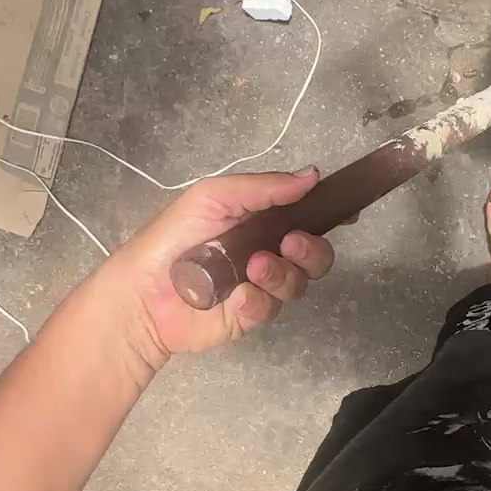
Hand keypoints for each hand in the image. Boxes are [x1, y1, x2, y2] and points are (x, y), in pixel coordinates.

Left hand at [92, 168, 336, 364]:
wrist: (141, 291)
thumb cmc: (175, 236)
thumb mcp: (216, 196)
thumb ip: (265, 187)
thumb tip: (313, 175)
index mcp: (264, 221)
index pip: (309, 217)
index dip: (331, 216)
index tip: (348, 215)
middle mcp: (270, 252)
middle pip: (317, 255)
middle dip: (313, 250)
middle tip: (291, 244)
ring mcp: (263, 287)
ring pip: (299, 283)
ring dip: (281, 274)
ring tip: (253, 269)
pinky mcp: (251, 316)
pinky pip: (271, 308)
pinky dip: (257, 301)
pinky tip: (235, 297)